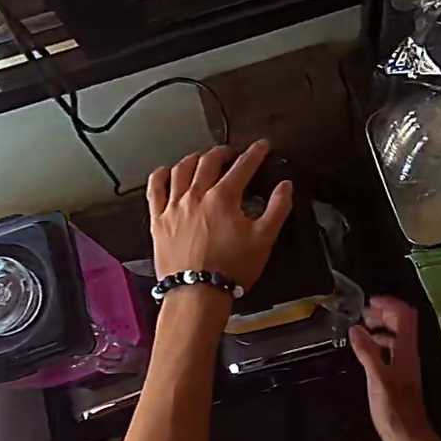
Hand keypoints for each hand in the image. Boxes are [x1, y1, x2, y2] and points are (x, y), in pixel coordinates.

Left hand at [146, 140, 292, 292]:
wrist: (197, 294)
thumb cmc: (232, 268)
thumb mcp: (264, 239)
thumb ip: (277, 208)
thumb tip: (285, 186)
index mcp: (224, 197)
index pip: (243, 166)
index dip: (255, 153)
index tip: (262, 146)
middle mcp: (196, 195)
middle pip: (209, 162)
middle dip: (223, 152)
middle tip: (232, 153)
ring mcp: (174, 206)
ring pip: (181, 169)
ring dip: (194, 159)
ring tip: (202, 159)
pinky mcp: (159, 220)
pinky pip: (155, 189)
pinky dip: (161, 175)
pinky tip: (166, 171)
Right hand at [349, 296, 435, 440]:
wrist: (410, 436)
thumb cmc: (394, 410)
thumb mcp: (377, 379)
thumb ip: (367, 352)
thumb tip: (356, 329)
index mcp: (406, 350)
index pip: (405, 315)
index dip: (389, 303)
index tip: (369, 302)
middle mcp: (409, 353)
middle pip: (402, 322)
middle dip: (383, 312)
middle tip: (363, 314)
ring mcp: (405, 364)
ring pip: (396, 335)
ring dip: (381, 327)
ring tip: (361, 329)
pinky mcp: (400, 375)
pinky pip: (391, 349)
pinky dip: (379, 342)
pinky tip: (366, 350)